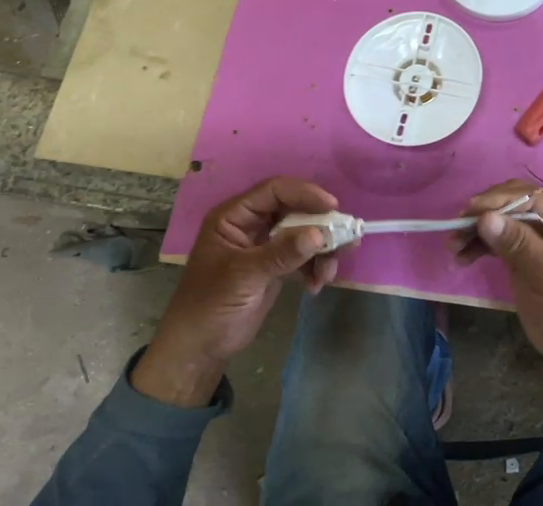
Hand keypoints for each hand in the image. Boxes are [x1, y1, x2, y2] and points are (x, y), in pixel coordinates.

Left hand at [132, 177, 338, 405]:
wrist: (199, 349)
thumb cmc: (209, 306)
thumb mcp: (244, 277)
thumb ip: (281, 253)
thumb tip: (320, 234)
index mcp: (234, 217)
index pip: (275, 192)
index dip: (304, 194)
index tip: (332, 208)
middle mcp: (251, 225)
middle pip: (296, 211)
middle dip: (320, 226)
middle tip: (344, 240)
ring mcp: (265, 246)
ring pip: (304, 233)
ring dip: (322, 250)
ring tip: (329, 272)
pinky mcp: (276, 266)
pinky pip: (304, 255)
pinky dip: (315, 267)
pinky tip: (317, 285)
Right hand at [454, 180, 542, 444]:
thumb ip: (517, 243)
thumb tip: (484, 217)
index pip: (532, 197)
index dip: (500, 200)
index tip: (470, 211)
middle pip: (514, 204)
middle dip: (485, 213)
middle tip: (458, 228)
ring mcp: (538, 237)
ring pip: (502, 221)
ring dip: (477, 230)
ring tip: (454, 246)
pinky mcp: (523, 253)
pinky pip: (498, 240)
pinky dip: (479, 245)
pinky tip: (462, 257)